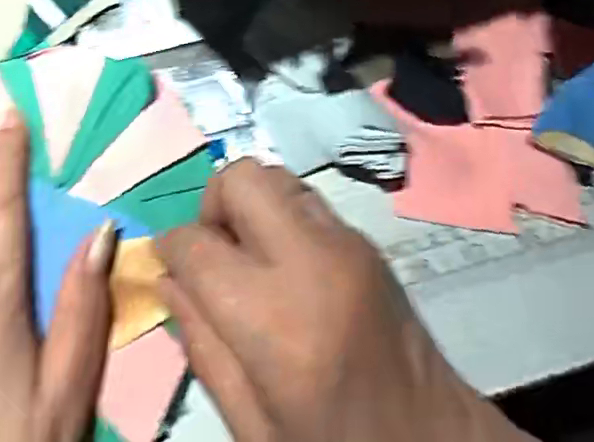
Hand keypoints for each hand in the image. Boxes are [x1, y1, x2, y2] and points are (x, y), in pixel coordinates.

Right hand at [157, 160, 529, 441]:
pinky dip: (281, 215)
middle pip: (243, 179)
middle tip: (213, 252)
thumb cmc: (331, 439)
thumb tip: (167, 280)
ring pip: (276, 176)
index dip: (169, 247)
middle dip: (213, 205)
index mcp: (275, 319)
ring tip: (248, 256)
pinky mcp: (364, 237)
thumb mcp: (252, 422)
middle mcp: (312, 260)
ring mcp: (344, 240)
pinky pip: (306, 199)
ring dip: (249, 205)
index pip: (198, 247)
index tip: (166, 260)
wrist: (426, 430)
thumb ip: (202, 346)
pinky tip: (284, 262)